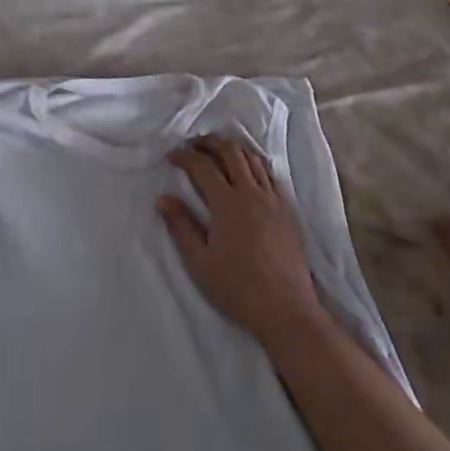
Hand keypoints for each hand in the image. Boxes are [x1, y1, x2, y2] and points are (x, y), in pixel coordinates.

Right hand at [159, 135, 323, 342]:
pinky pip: (270, 173)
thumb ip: (181, 226)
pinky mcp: (287, 209)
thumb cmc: (237, 287)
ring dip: (232, 148)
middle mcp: (251, 192)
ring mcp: (273, 199)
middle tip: (193, 145)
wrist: (285, 308)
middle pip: (231, 151)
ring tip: (217, 150)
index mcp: (227, 203)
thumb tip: (162, 198)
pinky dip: (254, 162)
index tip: (171, 156)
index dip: (185, 156)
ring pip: (252, 158)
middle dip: (209, 142)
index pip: (203, 166)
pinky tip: (248, 170)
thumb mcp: (200, 262)